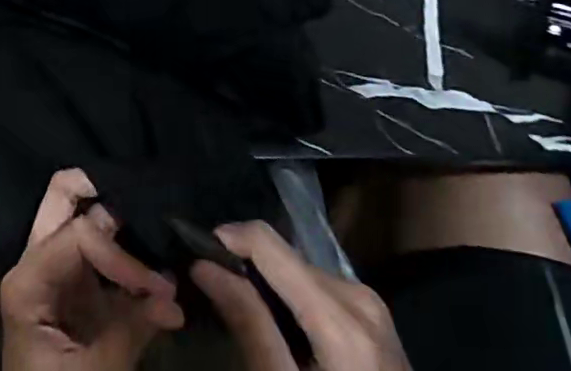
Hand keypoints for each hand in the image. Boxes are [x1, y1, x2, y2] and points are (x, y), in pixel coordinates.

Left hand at [1, 169, 185, 370]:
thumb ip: (133, 327)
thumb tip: (175, 295)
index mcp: (28, 280)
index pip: (79, 234)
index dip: (121, 255)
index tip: (159, 286)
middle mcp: (38, 261)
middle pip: (64, 195)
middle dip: (104, 188)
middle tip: (147, 203)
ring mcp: (58, 269)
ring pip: (85, 212)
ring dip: (124, 220)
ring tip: (161, 234)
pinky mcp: (79, 285)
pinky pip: (104, 248)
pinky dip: (131, 250)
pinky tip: (161, 267)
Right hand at [191, 221, 410, 370]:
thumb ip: (249, 326)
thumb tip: (205, 267)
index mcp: (340, 317)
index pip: (270, 243)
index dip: (228, 239)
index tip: (196, 256)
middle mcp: (358, 294)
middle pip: (285, 258)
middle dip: (246, 267)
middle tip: (213, 295)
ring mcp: (372, 304)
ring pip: (300, 271)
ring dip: (267, 283)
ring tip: (242, 314)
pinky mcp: (374, 315)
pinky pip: (319, 289)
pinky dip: (291, 299)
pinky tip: (279, 330)